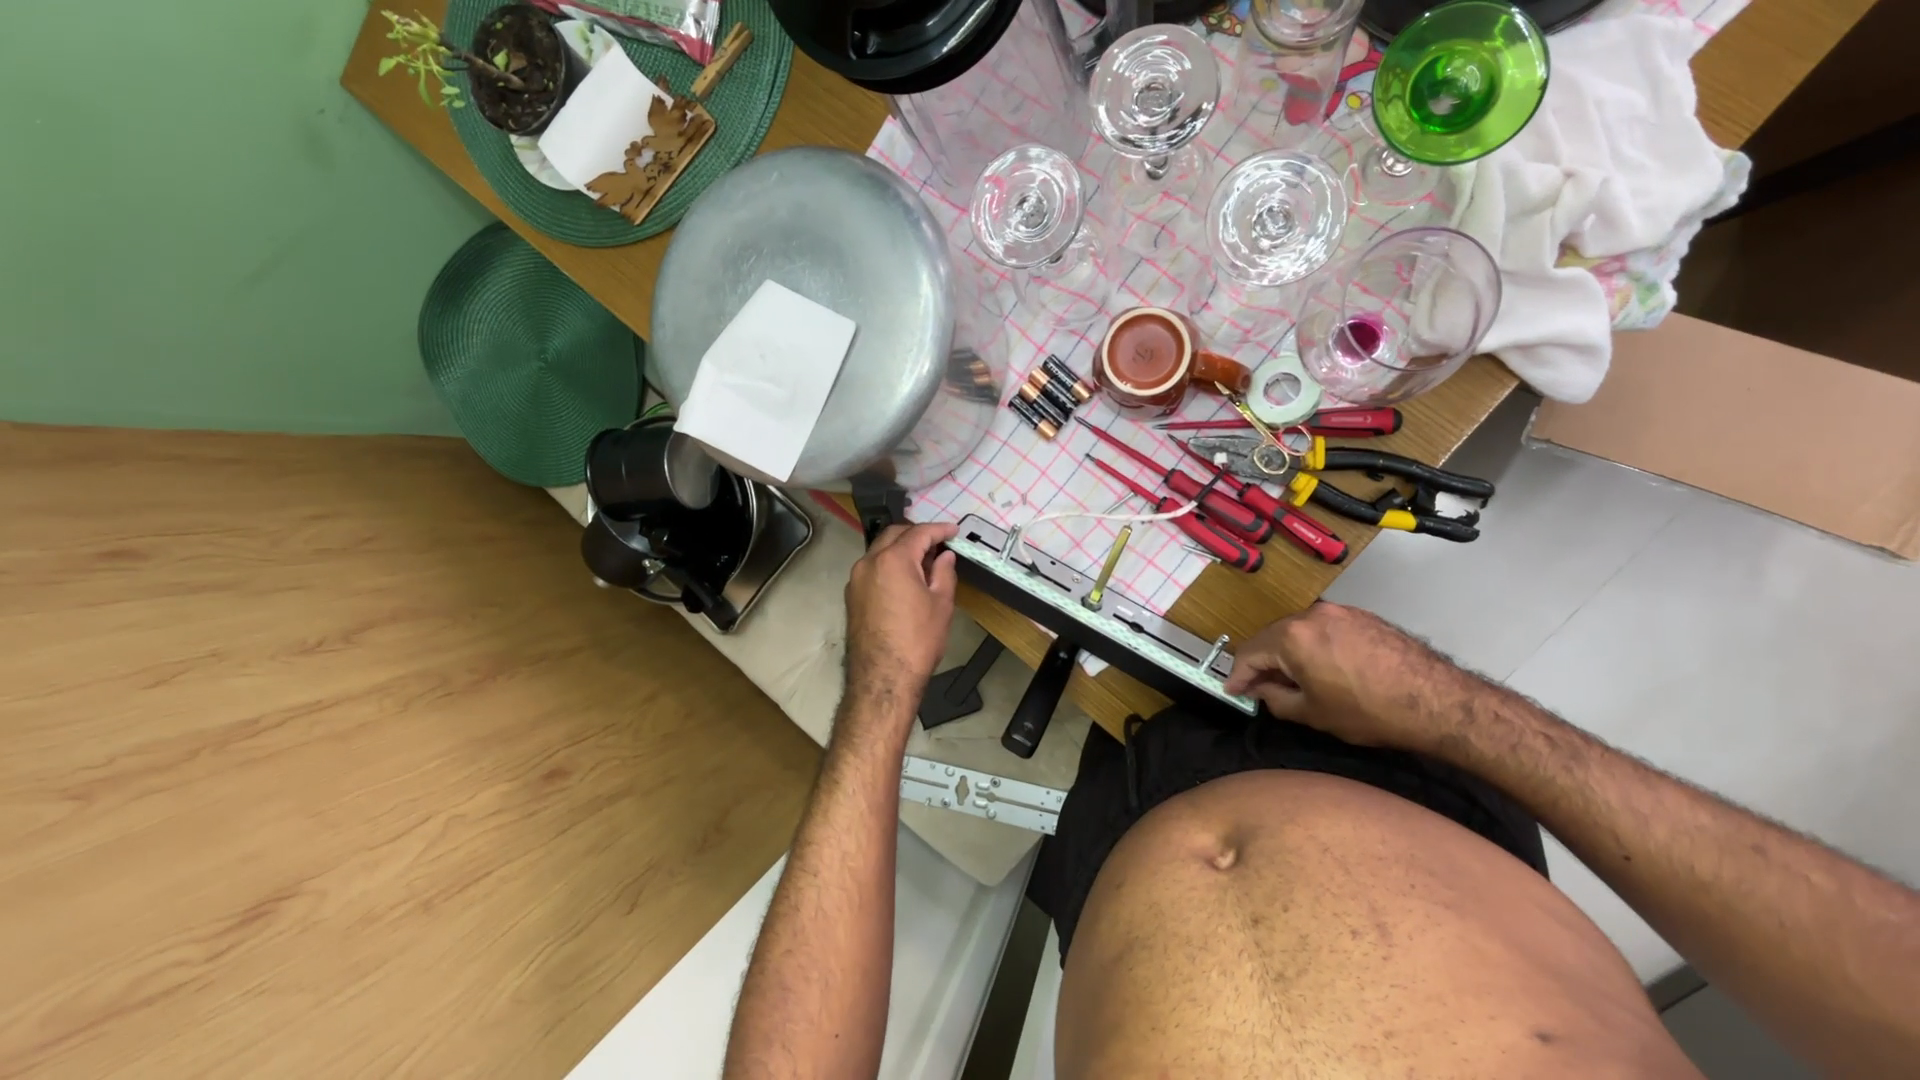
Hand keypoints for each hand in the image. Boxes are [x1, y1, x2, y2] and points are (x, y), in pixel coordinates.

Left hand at [844, 523, 959, 700]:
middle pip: (893, 535)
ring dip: (900, 550)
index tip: (954, 531)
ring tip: (923, 562)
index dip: (939, 529)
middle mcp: (868, 562)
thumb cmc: (918, 640)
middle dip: (916, 534)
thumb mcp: (941, 604)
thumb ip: (944, 573)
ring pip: (879, 551)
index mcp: (893, 560)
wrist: (883, 677)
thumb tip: (945, 556)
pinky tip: (905, 579)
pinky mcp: (851, 596)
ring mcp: (856, 579)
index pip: (918, 533)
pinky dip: (888, 565)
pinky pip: (871, 569)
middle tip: (938, 543)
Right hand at [1223, 602, 1477, 754]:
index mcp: (1292, 637)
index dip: (1237, 675)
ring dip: (1289, 653)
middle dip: (1262, 662)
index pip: (1249, 653)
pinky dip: (1314, 646)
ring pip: (1299, 631)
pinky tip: (1321, 668)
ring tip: (1292, 680)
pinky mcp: (1362, 616)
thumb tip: (1263, 690)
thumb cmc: (1369, 711)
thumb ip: (1275, 698)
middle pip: (1272, 637)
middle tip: (1258, 688)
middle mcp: (1312, 615)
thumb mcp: (1312, 713)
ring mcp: (1340, 612)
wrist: (1435, 701)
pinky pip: (1324, 629)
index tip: (1232, 691)